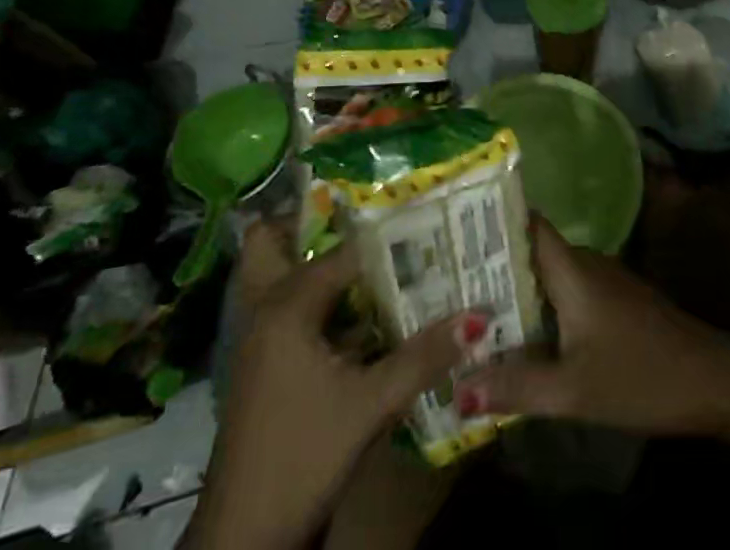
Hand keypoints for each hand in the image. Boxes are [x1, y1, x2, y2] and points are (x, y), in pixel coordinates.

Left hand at [187, 224, 479, 549]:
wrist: (247, 533)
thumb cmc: (304, 453)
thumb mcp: (372, 403)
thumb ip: (426, 354)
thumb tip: (481, 314)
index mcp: (285, 310)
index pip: (342, 251)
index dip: (385, 231)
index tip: (423, 211)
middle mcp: (266, 313)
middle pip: (274, 245)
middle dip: (316, 223)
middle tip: (375, 216)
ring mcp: (263, 340)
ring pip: (282, 278)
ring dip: (319, 259)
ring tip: (380, 248)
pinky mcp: (271, 364)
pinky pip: (295, 310)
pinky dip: (326, 298)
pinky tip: (372, 305)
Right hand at [457, 217, 729, 436]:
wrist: (712, 381)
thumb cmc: (641, 377)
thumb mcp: (572, 391)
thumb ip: (514, 387)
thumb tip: (455, 389)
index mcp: (575, 272)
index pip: (530, 227)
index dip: (492, 223)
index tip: (448, 230)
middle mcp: (588, 265)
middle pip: (533, 253)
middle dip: (489, 266)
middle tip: (439, 283)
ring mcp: (606, 282)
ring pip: (550, 275)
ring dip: (514, 289)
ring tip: (463, 309)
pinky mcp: (616, 301)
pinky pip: (567, 292)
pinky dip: (539, 306)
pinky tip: (516, 333)